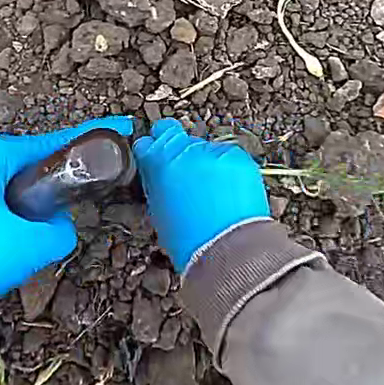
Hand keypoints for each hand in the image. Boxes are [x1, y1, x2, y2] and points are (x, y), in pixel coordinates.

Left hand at [0, 117, 132, 341]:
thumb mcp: (25, 248)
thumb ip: (62, 230)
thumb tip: (61, 226)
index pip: (58, 139)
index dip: (96, 136)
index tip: (125, 129)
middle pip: (38, 166)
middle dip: (58, 190)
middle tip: (75, 213)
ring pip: (17, 188)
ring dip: (31, 212)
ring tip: (30, 244)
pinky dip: (11, 220)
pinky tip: (8, 247)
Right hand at [133, 118, 269, 272]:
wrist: (227, 248)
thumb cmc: (189, 240)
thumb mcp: (158, 210)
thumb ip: (156, 182)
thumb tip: (158, 172)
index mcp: (159, 163)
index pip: (147, 141)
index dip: (152, 149)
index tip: (156, 154)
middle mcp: (185, 150)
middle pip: (175, 136)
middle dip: (179, 151)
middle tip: (187, 173)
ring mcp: (213, 151)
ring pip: (204, 147)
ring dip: (205, 162)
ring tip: (212, 192)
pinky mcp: (237, 156)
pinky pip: (227, 156)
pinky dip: (227, 169)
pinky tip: (228, 192)